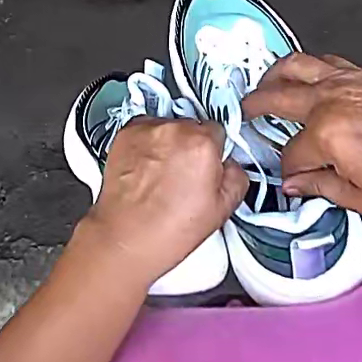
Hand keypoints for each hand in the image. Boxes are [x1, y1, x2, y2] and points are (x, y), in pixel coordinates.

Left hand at [78, 119, 243, 288]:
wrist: (127, 234)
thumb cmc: (170, 227)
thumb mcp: (224, 208)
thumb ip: (236, 176)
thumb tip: (231, 164)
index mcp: (203, 143)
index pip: (217, 131)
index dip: (213, 151)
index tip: (207, 163)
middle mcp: (173, 130)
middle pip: (190, 127)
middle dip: (190, 146)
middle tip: (183, 174)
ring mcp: (146, 130)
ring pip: (166, 127)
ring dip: (166, 143)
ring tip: (161, 174)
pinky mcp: (124, 134)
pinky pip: (143, 131)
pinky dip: (145, 143)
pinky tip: (145, 168)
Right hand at [239, 54, 361, 222]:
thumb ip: (321, 188)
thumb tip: (297, 184)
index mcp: (327, 135)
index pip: (290, 154)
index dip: (288, 171)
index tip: (293, 180)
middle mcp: (331, 102)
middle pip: (275, 98)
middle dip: (254, 110)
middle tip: (244, 116)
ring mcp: (348, 84)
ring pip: (293, 67)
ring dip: (271, 76)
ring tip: (263, 87)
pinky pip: (324, 62)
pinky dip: (306, 67)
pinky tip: (305, 80)